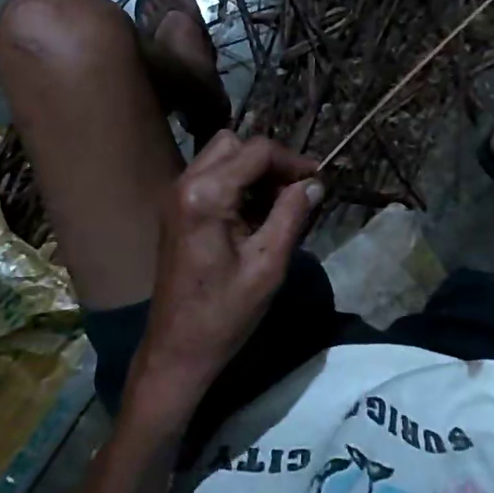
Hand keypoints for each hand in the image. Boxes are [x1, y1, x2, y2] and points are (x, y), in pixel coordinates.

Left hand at [127, 132, 322, 418]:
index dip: (292, 161)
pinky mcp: (175, 210)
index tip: (318, 181)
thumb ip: (291, 215)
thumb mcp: (268, 265)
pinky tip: (254, 216)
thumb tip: (314, 184)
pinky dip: (234, 183)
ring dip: (251, 171)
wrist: (177, 348)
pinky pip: (208, 177)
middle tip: (295, 193)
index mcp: (205, 195)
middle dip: (269, 162)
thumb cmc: (224, 313)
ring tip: (278, 205)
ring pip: (219, 157)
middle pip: (234, 144)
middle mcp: (184, 184)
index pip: (257, 151)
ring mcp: (175, 196)